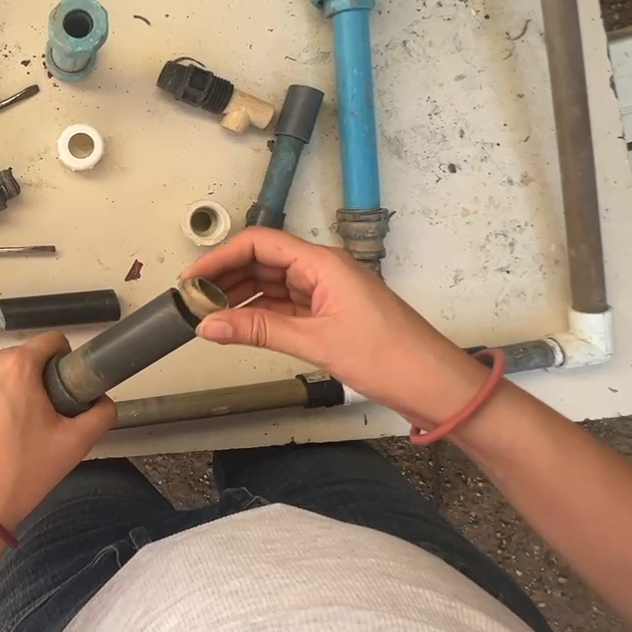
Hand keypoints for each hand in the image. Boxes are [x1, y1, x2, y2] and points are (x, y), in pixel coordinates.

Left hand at [0, 331, 115, 531]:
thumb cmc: (21, 473)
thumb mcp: (73, 446)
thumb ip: (100, 414)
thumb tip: (102, 400)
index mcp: (17, 365)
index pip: (51, 341)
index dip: (64, 361)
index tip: (64, 389)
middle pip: (20, 360)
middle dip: (33, 382)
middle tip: (38, 422)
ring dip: (4, 392)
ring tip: (7, 434)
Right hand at [181, 228, 488, 426]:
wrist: (438, 388)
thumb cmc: (388, 358)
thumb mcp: (314, 342)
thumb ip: (256, 330)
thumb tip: (207, 325)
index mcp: (322, 262)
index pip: (259, 243)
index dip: (221, 257)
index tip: (193, 278)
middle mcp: (321, 269)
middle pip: (261, 260)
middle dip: (226, 276)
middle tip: (194, 299)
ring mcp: (325, 291)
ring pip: (270, 282)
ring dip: (239, 295)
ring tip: (208, 313)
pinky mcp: (328, 312)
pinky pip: (283, 303)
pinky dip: (258, 311)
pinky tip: (237, 324)